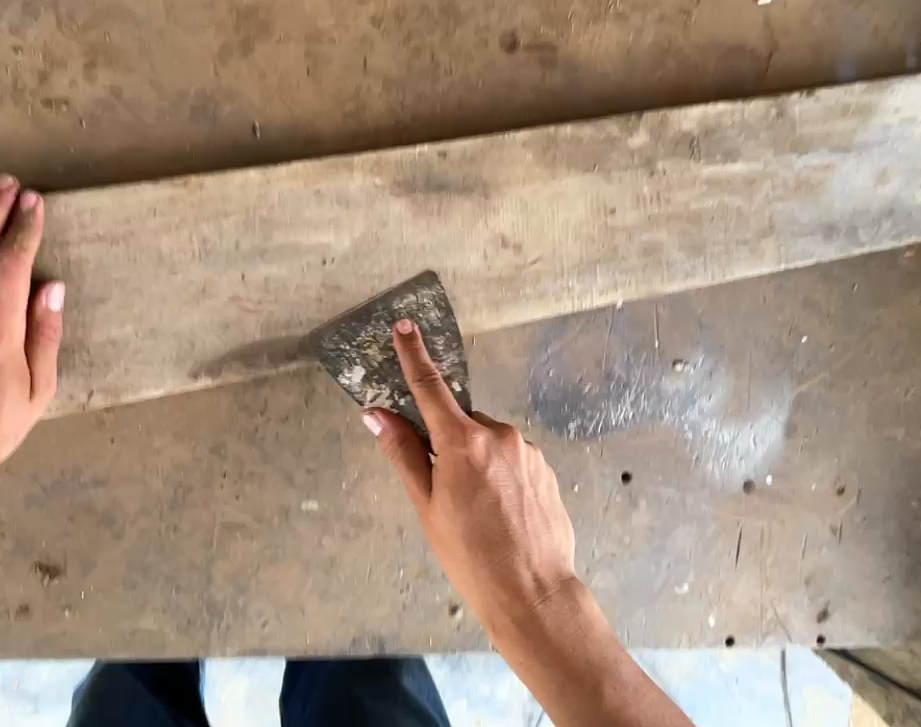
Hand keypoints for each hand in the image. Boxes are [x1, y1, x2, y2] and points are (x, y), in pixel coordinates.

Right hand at [366, 320, 579, 633]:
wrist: (535, 593)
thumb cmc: (471, 556)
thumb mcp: (426, 506)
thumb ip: (403, 452)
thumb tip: (376, 415)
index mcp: (462, 442)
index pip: (429, 386)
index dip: (412, 354)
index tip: (404, 326)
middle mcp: (499, 434)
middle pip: (459, 421)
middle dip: (448, 442)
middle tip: (446, 489)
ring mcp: (526, 449)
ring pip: (487, 440)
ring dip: (476, 459)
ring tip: (479, 510)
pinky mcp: (544, 465)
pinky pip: (511, 456)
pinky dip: (499, 472)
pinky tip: (501, 511)